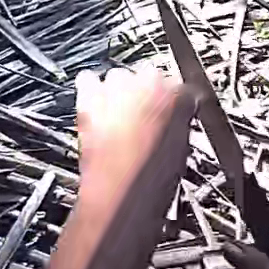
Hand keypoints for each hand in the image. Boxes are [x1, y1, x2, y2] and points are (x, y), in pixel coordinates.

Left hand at [75, 67, 194, 217]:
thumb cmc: (153, 178)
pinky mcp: (91, 94)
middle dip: (145, 92)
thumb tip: (172, 117)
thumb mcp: (181, 146)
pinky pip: (88, 79)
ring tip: (116, 118)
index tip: (164, 111)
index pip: (179, 86)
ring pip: (118, 77)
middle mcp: (149, 81)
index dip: (170, 101)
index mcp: (178, 93)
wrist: (121, 194)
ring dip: (118, 92)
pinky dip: (90, 90)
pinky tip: (94, 106)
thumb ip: (178, 119)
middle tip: (140, 118)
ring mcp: (118, 85)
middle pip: (148, 75)